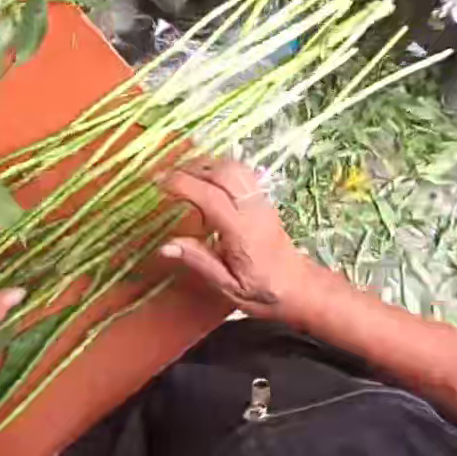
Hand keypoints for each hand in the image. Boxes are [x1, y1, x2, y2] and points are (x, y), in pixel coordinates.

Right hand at [158, 157, 337, 327]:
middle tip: (165, 176)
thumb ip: (199, 262)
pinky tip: (205, 178)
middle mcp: (252, 210)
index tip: (158, 181)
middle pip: (223, 172)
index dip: (182, 184)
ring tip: (182, 174)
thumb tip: (166, 246)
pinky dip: (219, 168)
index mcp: (242, 231)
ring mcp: (261, 201)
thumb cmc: (262, 291)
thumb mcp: (228, 286)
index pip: (210, 197)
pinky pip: (241, 172)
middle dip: (191, 168)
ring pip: (234, 167)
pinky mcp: (263, 199)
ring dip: (206, 165)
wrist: (298, 287)